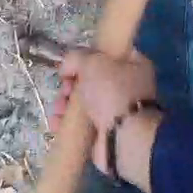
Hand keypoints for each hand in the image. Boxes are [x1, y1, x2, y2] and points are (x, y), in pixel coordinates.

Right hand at [52, 48, 162, 189]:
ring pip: (85, 103)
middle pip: (92, 80)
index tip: (71, 65)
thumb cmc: (112, 92)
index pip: (109, 54)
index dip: (87, 57)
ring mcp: (118, 111)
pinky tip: (57, 123)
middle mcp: (129, 87)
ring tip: (58, 110)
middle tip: (64, 90)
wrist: (123, 137)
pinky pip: (82, 123)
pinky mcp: (106, 132)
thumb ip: (76, 58)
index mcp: (135, 65)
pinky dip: (68, 123)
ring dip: (66, 104)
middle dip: (71, 85)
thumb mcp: (93, 63)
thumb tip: (67, 66)